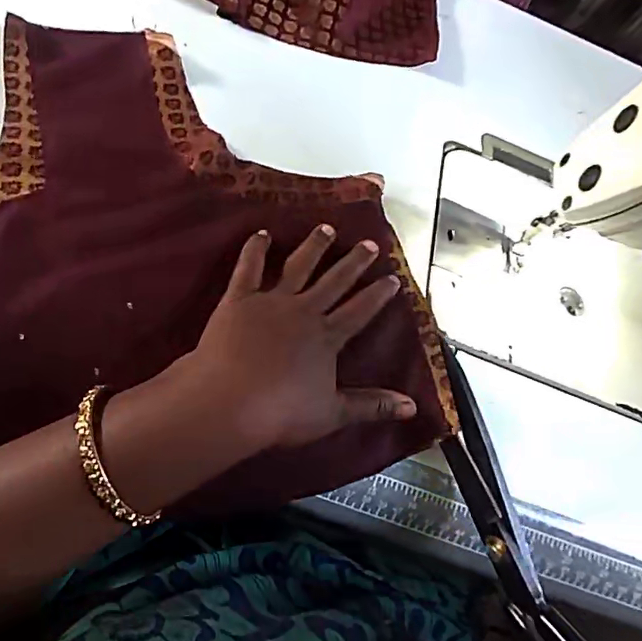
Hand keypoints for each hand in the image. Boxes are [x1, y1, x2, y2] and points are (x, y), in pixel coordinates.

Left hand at [171, 226, 415, 450]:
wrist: (230, 401)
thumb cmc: (280, 412)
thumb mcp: (332, 412)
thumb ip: (371, 405)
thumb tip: (411, 407)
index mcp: (326, 337)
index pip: (360, 310)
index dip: (378, 294)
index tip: (393, 278)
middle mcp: (303, 311)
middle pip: (334, 281)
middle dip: (354, 262)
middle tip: (370, 244)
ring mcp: (270, 301)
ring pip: (298, 266)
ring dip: (314, 246)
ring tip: (326, 228)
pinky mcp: (239, 299)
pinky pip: (249, 267)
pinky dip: (255, 248)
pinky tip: (262, 234)